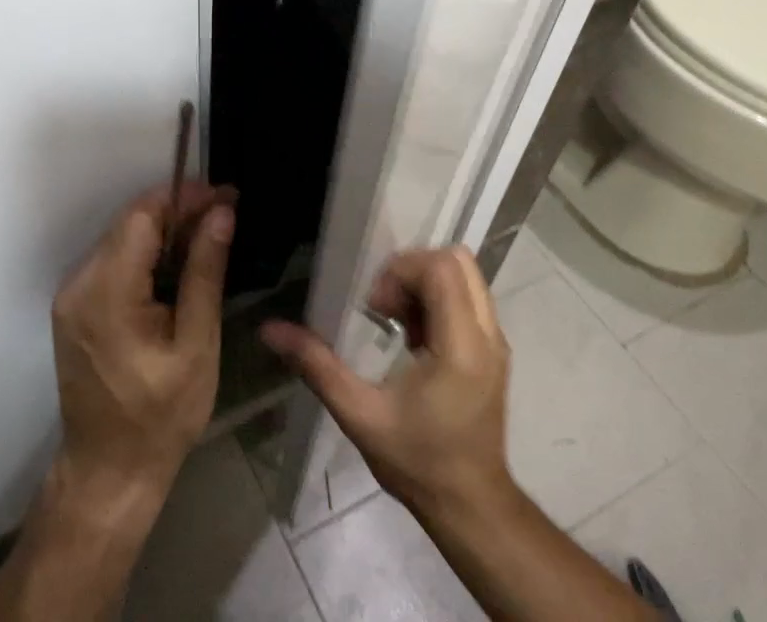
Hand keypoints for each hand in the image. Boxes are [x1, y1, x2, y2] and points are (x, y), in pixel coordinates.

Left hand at [51, 183, 235, 500]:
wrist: (109, 470)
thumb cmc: (161, 416)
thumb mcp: (195, 344)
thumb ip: (204, 273)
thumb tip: (221, 214)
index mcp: (105, 292)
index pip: (141, 216)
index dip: (184, 197)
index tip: (226, 196)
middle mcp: (78, 285)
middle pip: (128, 225)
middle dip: (177, 213)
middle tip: (226, 215)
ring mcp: (70, 298)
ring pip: (120, 242)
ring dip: (162, 234)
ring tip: (210, 239)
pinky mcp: (73, 311)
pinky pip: (110, 265)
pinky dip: (144, 258)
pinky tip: (177, 267)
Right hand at [260, 246, 511, 516]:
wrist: (468, 504)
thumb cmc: (416, 461)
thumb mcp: (358, 414)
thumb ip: (316, 365)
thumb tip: (270, 330)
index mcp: (461, 346)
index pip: (442, 269)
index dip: (401, 272)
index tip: (373, 307)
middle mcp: (488, 336)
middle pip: (459, 262)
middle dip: (412, 271)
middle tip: (382, 308)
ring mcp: (496, 343)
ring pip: (467, 278)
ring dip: (425, 286)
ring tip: (393, 323)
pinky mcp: (494, 353)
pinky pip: (470, 301)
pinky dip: (438, 302)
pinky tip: (411, 340)